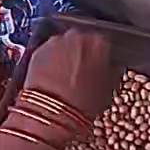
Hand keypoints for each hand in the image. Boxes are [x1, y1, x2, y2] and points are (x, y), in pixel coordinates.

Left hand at [0, 28, 114, 149]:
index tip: (100, 66)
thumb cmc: (81, 104)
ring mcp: (54, 42)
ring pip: (64, 45)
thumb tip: (111, 69)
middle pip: (82, 41)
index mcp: (98, 43)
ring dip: (66, 56)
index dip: (102, 57)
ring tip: (66, 77)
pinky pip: (48, 53)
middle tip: (82, 73)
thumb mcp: (108, 90)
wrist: (50, 113)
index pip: (104, 44)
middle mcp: (76, 37)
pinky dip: (51, 61)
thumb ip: (112, 73)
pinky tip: (53, 78)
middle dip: (83, 54)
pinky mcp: (37, 51)